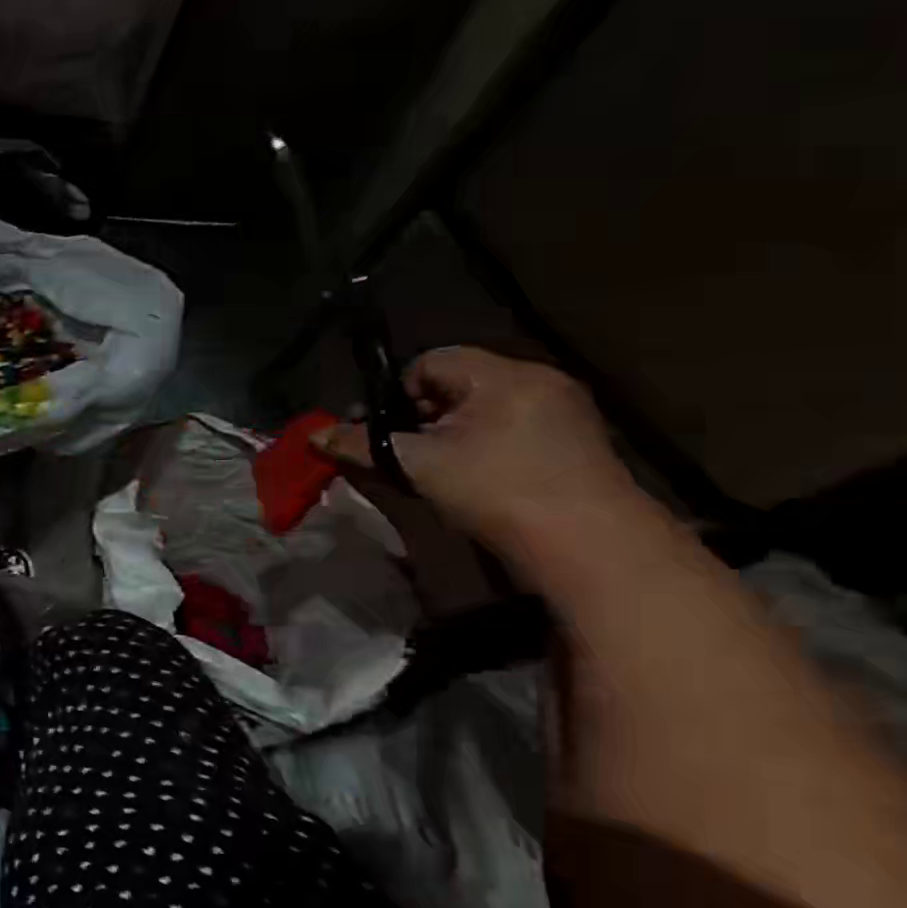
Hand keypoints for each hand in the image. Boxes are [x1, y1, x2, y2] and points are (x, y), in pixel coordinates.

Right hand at [313, 346, 638, 554]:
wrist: (590, 547)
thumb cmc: (497, 490)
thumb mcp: (418, 464)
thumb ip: (363, 444)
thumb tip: (316, 435)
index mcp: (503, 374)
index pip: (431, 360)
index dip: (399, 393)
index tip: (392, 432)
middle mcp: (539, 380)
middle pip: (458, 384)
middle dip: (425, 415)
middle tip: (412, 455)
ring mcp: (566, 411)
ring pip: (485, 409)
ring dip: (454, 434)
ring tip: (443, 472)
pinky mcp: (578, 443)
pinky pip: (514, 429)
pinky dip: (487, 447)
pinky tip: (482, 481)